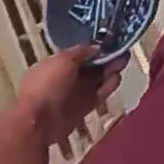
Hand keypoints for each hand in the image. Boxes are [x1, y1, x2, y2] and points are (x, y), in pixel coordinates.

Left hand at [12, 46, 126, 146]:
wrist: (39, 121)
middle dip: (107, 59)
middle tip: (123, 51)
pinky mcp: (83, 108)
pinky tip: (117, 78)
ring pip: (97, 80)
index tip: (110, 42)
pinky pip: (99, 95)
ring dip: (111, 71)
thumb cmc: (47, 84)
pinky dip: (108, 87)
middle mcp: (65, 79)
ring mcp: (74, 95)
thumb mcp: (63, 59)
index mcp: (54, 66)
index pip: (78, 55)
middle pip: (91, 67)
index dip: (94, 49)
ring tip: (124, 61)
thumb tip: (97, 47)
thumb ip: (82, 51)